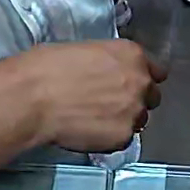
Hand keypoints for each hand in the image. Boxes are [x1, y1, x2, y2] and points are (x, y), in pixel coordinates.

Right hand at [2, 40, 165, 152]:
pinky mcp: (123, 137)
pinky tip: (89, 131)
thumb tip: (110, 75)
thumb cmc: (47, 68)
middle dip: (136, 101)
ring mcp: (134, 111)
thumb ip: (110, 64)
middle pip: (152, 97)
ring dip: (124, 120)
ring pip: (139, 120)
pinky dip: (110, 138)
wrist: (33, 98)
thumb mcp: (86, 50)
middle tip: (110, 105)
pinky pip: (123, 139)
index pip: (156, 71)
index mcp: (132, 55)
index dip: (142, 79)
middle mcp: (140, 82)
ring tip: (96, 120)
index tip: (133, 85)